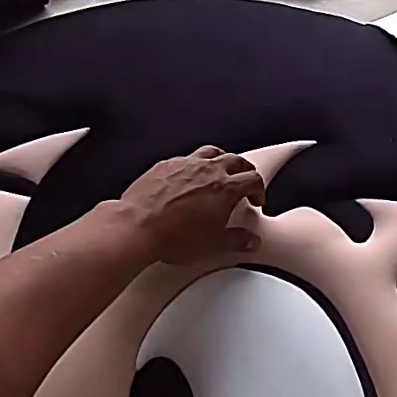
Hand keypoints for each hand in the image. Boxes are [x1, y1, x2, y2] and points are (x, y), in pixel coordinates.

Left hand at [107, 146, 265, 263]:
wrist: (137, 227)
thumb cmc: (173, 236)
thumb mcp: (213, 244)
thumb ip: (236, 240)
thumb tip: (250, 241)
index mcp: (224, 188)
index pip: (252, 180)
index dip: (259, 190)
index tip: (256, 199)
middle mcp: (207, 170)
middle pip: (236, 161)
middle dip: (245, 171)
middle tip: (245, 180)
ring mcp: (185, 164)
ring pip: (212, 152)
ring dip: (222, 159)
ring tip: (222, 168)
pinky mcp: (165, 165)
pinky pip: (185, 158)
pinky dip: (194, 164)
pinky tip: (189, 175)